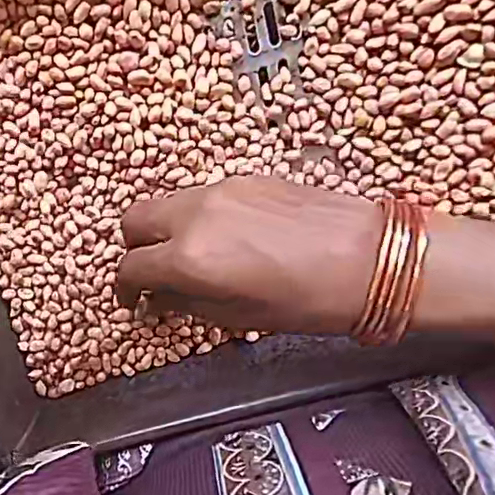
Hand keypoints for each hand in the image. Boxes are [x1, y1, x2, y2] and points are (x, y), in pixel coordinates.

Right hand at [114, 177, 383, 334]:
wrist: (370, 257)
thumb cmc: (307, 300)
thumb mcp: (236, 316)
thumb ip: (184, 303)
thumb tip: (157, 298)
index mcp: (189, 258)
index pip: (131, 267)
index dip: (124, 289)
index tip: (132, 301)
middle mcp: (193, 215)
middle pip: (133, 221)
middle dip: (134, 248)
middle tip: (153, 272)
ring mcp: (218, 190)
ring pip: (166, 204)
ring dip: (164, 230)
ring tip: (191, 256)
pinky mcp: (243, 177)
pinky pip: (199, 196)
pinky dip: (194, 217)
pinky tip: (224, 238)